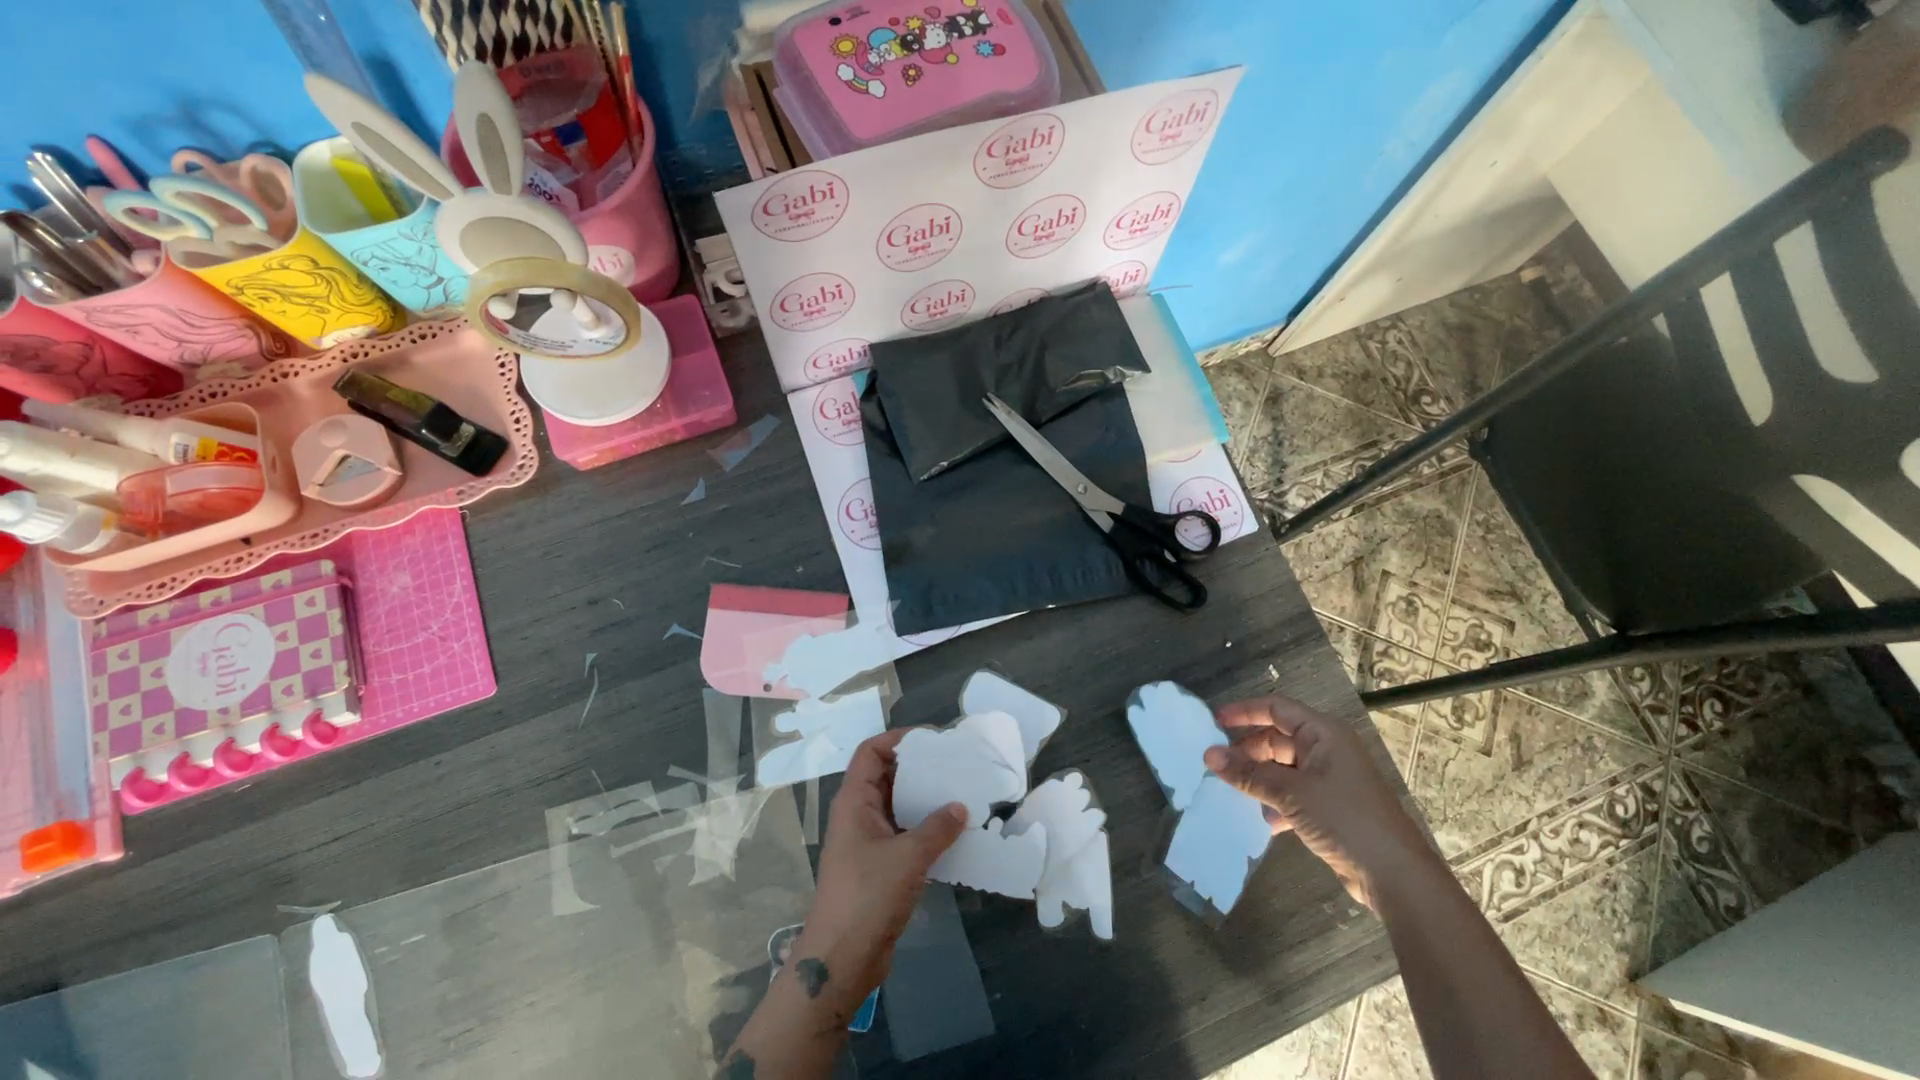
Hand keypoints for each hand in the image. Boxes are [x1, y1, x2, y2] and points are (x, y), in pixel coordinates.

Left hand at [794, 728, 967, 1016]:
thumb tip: (960, 807)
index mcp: (854, 802)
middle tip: (957, 766)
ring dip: (926, 802)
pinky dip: (927, 831)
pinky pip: (905, 836)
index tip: (934, 739)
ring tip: (963, 796)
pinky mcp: (880, 869)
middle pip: (887, 777)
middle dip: (919, 769)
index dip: (898, 739)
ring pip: (898, 808)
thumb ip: (936, 828)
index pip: (870, 753)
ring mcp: (868, 843)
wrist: (843, 957)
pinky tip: (956, 835)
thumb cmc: (868, 896)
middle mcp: (859, 816)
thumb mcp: (907, 857)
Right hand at [1203, 696, 1434, 910]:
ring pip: (1284, 768)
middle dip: (1249, 751)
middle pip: (1278, 738)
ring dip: (1261, 779)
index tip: (1214, 723)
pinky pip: (1294, 793)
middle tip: (1219, 767)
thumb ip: (1248, 774)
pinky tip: (1268, 822)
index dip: (1244, 712)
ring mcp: (1331, 779)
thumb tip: (1209, 755)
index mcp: (1324, 734)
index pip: (1277, 708)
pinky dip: (1277, 803)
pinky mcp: (1332, 806)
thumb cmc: (1344, 818)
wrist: (1394, 872)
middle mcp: (1328, 750)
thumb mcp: (1290, 793)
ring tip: (1237, 794)